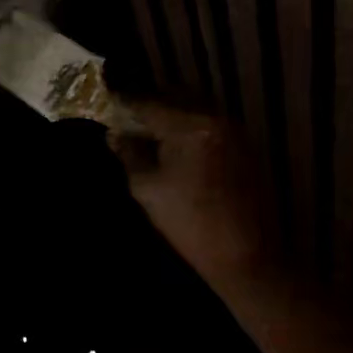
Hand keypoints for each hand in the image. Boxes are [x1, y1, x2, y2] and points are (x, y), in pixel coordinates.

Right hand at [109, 101, 275, 286]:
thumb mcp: (145, 188)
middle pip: (174, 95)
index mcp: (189, 127)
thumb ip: (128, 153)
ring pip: (194, 105)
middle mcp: (216, 119)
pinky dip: (188, 123)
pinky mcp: (246, 145)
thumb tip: (115, 133)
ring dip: (170, 111)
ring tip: (149, 130)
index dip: (123, 102)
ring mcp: (235, 131)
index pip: (147, 103)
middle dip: (148, 103)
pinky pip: (209, 120)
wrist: (246, 256)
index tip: (106, 102)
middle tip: (126, 117)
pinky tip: (174, 144)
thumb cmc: (189, 222)